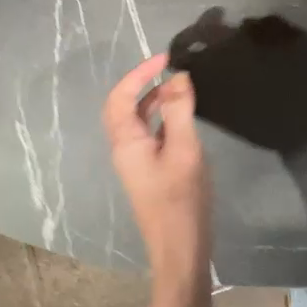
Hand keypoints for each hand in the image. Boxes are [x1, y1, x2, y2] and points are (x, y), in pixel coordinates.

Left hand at [105, 54, 211, 277]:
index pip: (121, 97)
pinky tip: (186, 115)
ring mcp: (138, 161)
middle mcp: (126, 149)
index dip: (139, 73)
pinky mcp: (152, 170)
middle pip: (125, 107)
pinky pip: (152, 132)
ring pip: (139, 120)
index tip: (166, 58)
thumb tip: (179, 76)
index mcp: (126, 142)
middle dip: (144, 83)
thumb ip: (180, 110)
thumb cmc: (180, 199)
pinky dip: (164, 116)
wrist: (180, 249)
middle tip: (172, 68)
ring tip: (183, 86)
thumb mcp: (184, 149)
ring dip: (155, 98)